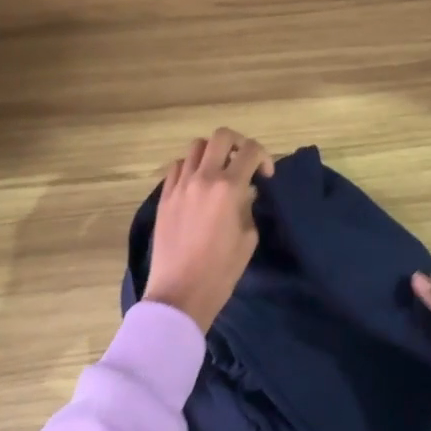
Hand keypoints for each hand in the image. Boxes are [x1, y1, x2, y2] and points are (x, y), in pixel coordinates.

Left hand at [142, 128, 275, 331]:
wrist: (179, 293)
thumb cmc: (220, 272)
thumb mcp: (248, 239)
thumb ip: (248, 208)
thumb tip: (244, 194)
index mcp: (229, 188)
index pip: (250, 151)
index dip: (264, 157)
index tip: (266, 175)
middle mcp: (203, 178)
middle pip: (221, 137)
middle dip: (238, 143)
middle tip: (243, 162)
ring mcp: (180, 184)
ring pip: (196, 147)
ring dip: (212, 153)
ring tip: (218, 172)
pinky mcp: (164, 196)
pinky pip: (178, 166)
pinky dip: (191, 167)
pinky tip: (197, 185)